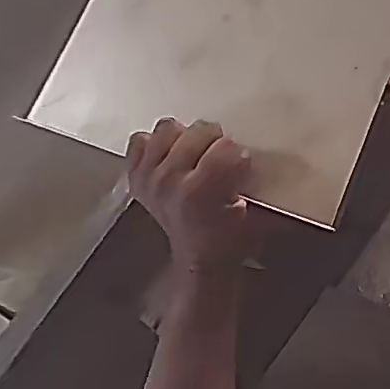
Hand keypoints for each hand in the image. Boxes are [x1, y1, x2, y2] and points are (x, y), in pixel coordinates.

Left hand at [126, 119, 253, 271]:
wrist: (200, 260)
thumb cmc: (232, 238)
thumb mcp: (253, 211)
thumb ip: (248, 178)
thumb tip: (247, 150)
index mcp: (201, 190)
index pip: (227, 146)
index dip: (240, 155)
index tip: (243, 169)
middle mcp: (169, 180)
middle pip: (199, 130)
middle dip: (217, 142)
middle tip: (222, 160)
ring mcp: (149, 177)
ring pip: (169, 128)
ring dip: (186, 138)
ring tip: (196, 155)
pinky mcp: (136, 177)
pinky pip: (141, 141)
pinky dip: (156, 145)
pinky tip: (170, 158)